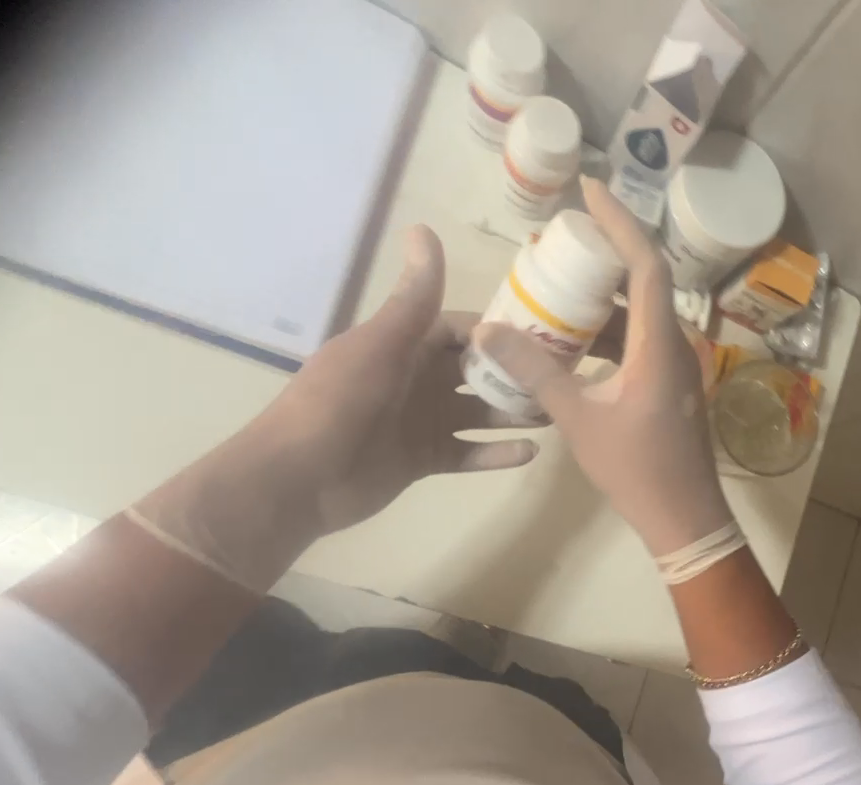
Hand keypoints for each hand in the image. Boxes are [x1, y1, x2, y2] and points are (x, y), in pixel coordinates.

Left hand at [132, 226, 539, 590]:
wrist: (299, 479)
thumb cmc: (338, 402)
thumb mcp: (380, 344)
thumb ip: (413, 298)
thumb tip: (426, 229)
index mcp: (404, 346)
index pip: (463, 331)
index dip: (501, 333)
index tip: (546, 338)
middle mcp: (417, 380)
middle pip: (477, 372)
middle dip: (515, 376)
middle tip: (562, 381)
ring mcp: (421, 422)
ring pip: (479, 412)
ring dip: (513, 414)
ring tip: (554, 416)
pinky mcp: (424, 460)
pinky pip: (469, 453)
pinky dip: (496, 454)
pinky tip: (529, 454)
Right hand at [472, 177, 731, 557]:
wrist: (684, 517)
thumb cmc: (636, 469)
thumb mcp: (578, 419)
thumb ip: (535, 373)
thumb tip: (488, 332)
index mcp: (658, 345)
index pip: (646, 265)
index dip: (620, 223)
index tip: (589, 191)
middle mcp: (675, 346)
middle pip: (645, 283)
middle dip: (604, 257)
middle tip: (559, 242)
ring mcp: (678, 367)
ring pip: (641, 315)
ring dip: (603, 299)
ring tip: (558, 286)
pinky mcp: (672, 385)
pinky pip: (641, 342)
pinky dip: (611, 331)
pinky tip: (575, 338)